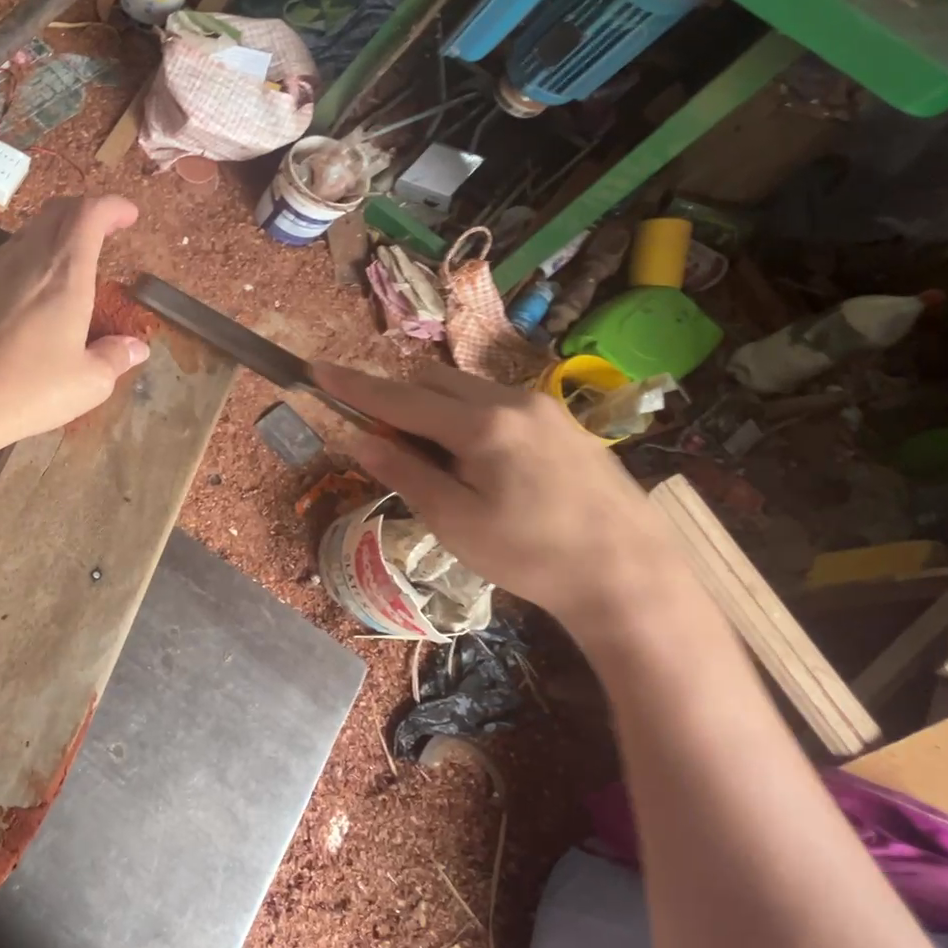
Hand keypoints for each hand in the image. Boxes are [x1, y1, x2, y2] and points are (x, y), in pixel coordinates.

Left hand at [0, 196, 149, 458]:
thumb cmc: (29, 392)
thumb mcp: (89, 383)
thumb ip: (115, 357)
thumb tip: (135, 348)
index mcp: (64, 274)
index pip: (88, 213)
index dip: (112, 206)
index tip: (129, 216)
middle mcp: (26, 261)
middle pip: (55, 212)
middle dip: (84, 211)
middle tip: (103, 228)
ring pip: (27, 232)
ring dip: (54, 232)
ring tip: (70, 257)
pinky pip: (5, 258)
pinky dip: (29, 256)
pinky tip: (31, 289)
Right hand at [314, 360, 690, 633]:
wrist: (632, 578)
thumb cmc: (532, 557)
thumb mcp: (453, 521)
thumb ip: (404, 472)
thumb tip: (359, 439)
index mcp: (482, 426)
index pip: (398, 397)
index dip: (352, 386)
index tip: (315, 369)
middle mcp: (513, 402)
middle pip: (431, 379)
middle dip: (396, 399)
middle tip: (387, 447)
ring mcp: (544, 410)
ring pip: (465, 389)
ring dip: (433, 410)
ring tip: (437, 465)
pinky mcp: (564, 425)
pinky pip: (496, 404)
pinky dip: (467, 419)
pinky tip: (480, 468)